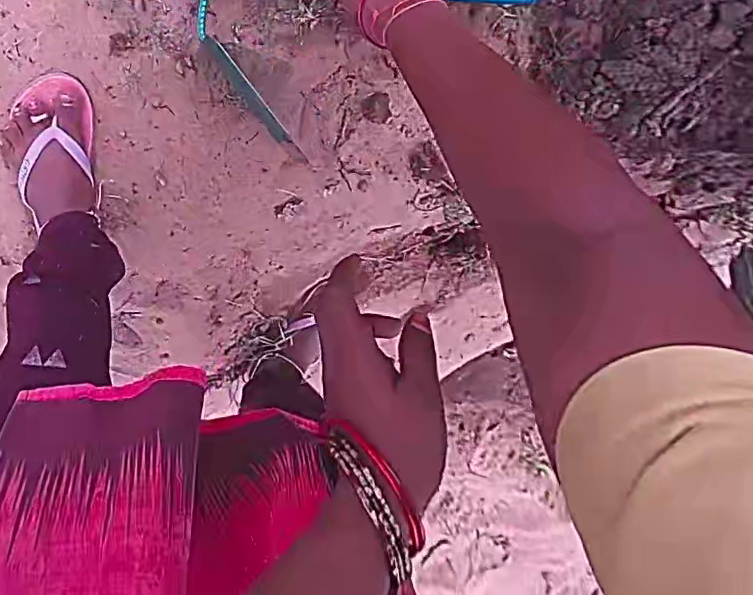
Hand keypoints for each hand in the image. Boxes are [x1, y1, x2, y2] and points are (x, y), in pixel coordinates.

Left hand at [309, 255, 445, 517]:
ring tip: (396, 330)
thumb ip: (418, 351)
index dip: (343, 275)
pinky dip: (363, 338)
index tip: (357, 260)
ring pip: (337, 329)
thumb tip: (417, 316)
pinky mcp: (339, 389)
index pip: (335, 299)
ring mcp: (334, 374)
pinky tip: (390, 355)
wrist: (374, 492)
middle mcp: (336, 359)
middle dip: (348, 290)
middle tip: (371, 280)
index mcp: (352, 353)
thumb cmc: (402, 448)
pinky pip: (344, 348)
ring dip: (362, 318)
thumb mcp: (423, 397)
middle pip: (329, 309)